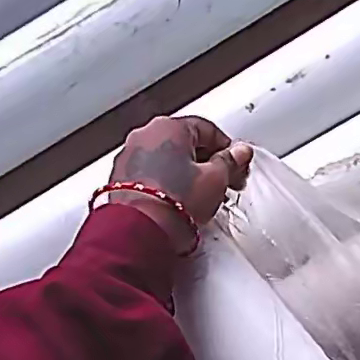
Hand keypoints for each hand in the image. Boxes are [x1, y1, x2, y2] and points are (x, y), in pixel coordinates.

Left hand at [108, 116, 253, 251]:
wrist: (139, 232)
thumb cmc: (172, 203)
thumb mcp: (215, 180)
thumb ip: (230, 162)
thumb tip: (238, 153)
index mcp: (169, 126)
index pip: (207, 129)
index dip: (227, 149)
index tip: (235, 165)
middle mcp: (144, 136)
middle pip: (184, 143)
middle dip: (205, 162)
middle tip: (221, 183)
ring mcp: (129, 157)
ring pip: (165, 160)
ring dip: (184, 174)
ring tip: (198, 198)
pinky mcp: (120, 180)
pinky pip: (150, 176)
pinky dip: (165, 185)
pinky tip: (176, 203)